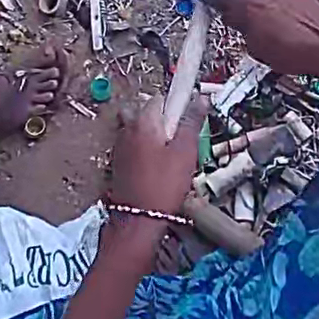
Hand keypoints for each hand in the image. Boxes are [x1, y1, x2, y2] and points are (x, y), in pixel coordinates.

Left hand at [108, 93, 201, 216]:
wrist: (138, 221)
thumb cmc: (164, 185)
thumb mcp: (185, 151)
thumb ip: (192, 122)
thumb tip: (201, 98)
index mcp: (144, 120)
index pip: (161, 97)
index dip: (177, 106)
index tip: (187, 121)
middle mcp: (128, 128)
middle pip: (148, 112)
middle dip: (164, 120)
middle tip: (180, 141)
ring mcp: (120, 145)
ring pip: (140, 128)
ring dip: (154, 134)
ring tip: (169, 155)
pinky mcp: (118, 161)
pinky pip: (134, 144)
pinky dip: (145, 148)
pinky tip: (157, 167)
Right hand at [217, 0, 318, 77]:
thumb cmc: (297, 52)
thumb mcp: (258, 51)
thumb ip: (246, 34)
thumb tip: (244, 29)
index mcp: (249, 5)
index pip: (227, 2)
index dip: (229, 13)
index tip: (228, 16)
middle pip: (252, 0)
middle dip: (255, 15)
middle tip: (261, 35)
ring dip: (273, 11)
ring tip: (282, 34)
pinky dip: (289, 10)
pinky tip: (296, 28)